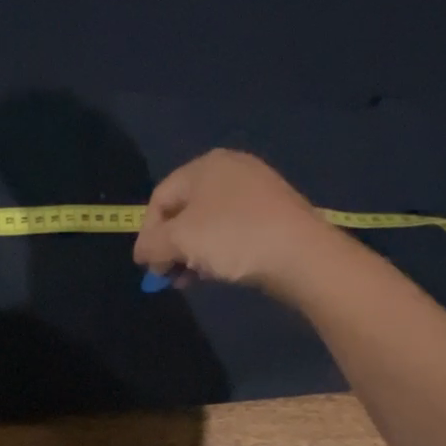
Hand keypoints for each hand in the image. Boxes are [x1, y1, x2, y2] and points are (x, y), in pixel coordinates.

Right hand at [132, 148, 350, 297]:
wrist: (302, 254)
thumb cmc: (232, 237)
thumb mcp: (179, 241)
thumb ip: (151, 245)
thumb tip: (143, 254)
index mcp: (204, 165)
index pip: (160, 199)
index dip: (147, 234)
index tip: (148, 267)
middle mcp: (230, 169)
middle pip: (184, 211)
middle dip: (170, 246)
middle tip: (168, 276)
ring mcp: (256, 189)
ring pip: (208, 223)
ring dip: (192, 253)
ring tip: (190, 280)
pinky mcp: (274, 212)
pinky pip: (233, 229)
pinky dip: (217, 250)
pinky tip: (218, 272)